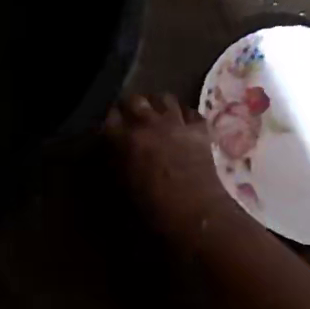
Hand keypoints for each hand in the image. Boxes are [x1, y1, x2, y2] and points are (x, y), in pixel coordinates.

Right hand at [104, 93, 237, 241]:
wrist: (193, 211)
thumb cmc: (152, 205)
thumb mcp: (124, 184)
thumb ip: (117, 161)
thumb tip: (116, 151)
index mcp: (126, 139)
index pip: (110, 116)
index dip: (109, 117)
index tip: (110, 123)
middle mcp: (149, 124)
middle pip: (135, 100)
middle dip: (130, 105)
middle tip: (130, 114)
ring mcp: (177, 123)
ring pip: (164, 97)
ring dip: (157, 103)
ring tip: (156, 112)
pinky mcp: (200, 130)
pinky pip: (191, 111)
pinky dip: (184, 114)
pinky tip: (182, 123)